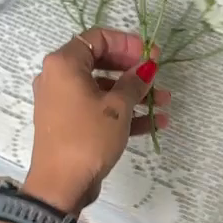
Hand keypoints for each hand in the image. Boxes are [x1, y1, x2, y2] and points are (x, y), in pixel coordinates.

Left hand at [24, 29, 169, 211]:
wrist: (61, 184)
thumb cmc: (88, 138)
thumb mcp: (118, 108)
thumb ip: (134, 82)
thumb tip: (147, 66)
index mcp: (64, 64)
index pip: (98, 38)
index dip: (128, 42)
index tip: (151, 54)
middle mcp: (58, 77)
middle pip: (101, 62)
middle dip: (133, 70)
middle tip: (158, 76)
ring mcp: (62, 102)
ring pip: (102, 89)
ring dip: (134, 94)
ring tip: (164, 103)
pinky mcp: (69, 123)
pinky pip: (98, 110)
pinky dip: (122, 113)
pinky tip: (154, 123)